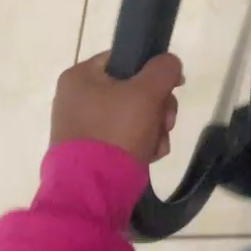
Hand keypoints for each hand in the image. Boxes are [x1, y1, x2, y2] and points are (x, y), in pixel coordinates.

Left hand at [52, 52, 184, 163]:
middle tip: (167, 121)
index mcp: (79, 77)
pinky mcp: (90, 151)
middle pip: (133, 89)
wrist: (92, 193)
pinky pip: (124, 137)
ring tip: (157, 144)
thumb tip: (170, 64)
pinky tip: (150, 155)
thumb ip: (164, 68)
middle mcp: (76, 99)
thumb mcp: (146, 92)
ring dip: (154, 127)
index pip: (125, 58)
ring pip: (133, 114)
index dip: (154, 69)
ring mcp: (82, 127)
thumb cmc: (116, 132)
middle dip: (158, 106)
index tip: (174, 87)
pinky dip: (141, 144)